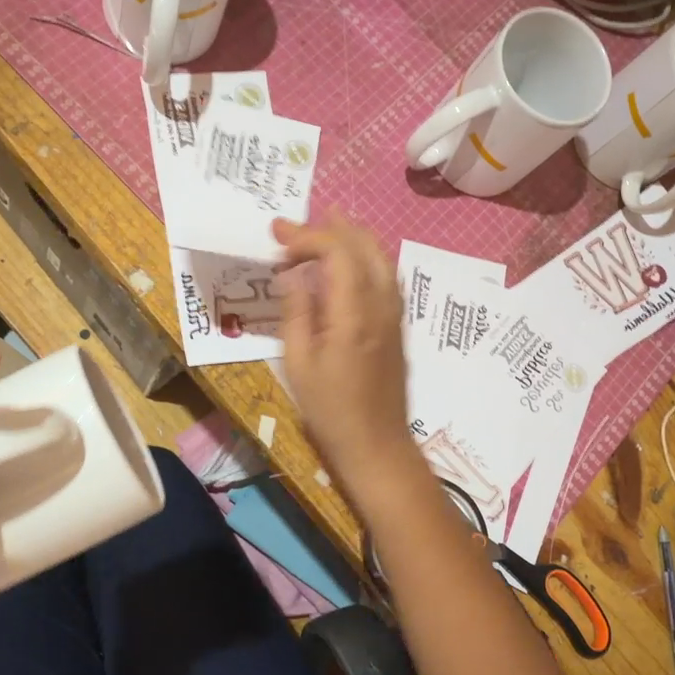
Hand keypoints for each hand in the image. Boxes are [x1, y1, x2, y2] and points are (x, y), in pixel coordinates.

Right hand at [274, 214, 418, 494]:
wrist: (377, 445)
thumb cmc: (330, 411)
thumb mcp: (299, 365)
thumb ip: (297, 313)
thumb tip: (292, 275)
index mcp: (354, 313)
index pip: (336, 252)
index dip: (307, 236)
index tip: (277, 236)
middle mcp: (381, 305)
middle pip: (364, 245)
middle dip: (329, 228)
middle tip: (294, 229)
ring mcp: (395, 315)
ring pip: (380, 258)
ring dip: (351, 238)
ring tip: (323, 230)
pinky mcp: (397, 327)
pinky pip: (386, 277)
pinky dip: (365, 258)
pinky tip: (347, 266)